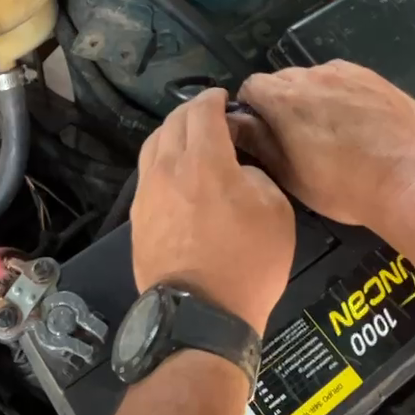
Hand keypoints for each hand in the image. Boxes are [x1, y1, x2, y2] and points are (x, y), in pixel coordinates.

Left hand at [132, 88, 294, 332]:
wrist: (202, 316)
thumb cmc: (248, 263)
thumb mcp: (276, 210)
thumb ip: (256, 174)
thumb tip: (238, 168)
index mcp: (203, 160)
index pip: (202, 110)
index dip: (214, 98)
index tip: (225, 98)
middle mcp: (168, 168)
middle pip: (173, 122)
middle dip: (193, 112)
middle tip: (213, 117)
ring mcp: (148, 193)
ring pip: (154, 144)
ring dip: (173, 133)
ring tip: (192, 141)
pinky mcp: (138, 216)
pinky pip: (148, 173)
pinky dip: (163, 160)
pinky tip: (178, 173)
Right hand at [232, 61, 414, 230]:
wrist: (408, 180)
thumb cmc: (341, 186)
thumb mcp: (289, 174)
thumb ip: (258, 141)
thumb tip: (234, 122)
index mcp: (285, 98)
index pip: (251, 85)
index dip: (252, 108)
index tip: (263, 132)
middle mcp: (313, 75)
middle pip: (284, 79)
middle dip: (283, 102)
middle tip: (297, 137)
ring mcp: (348, 73)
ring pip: (317, 78)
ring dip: (314, 96)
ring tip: (332, 131)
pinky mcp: (376, 78)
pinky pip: (347, 80)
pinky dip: (343, 95)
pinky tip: (360, 124)